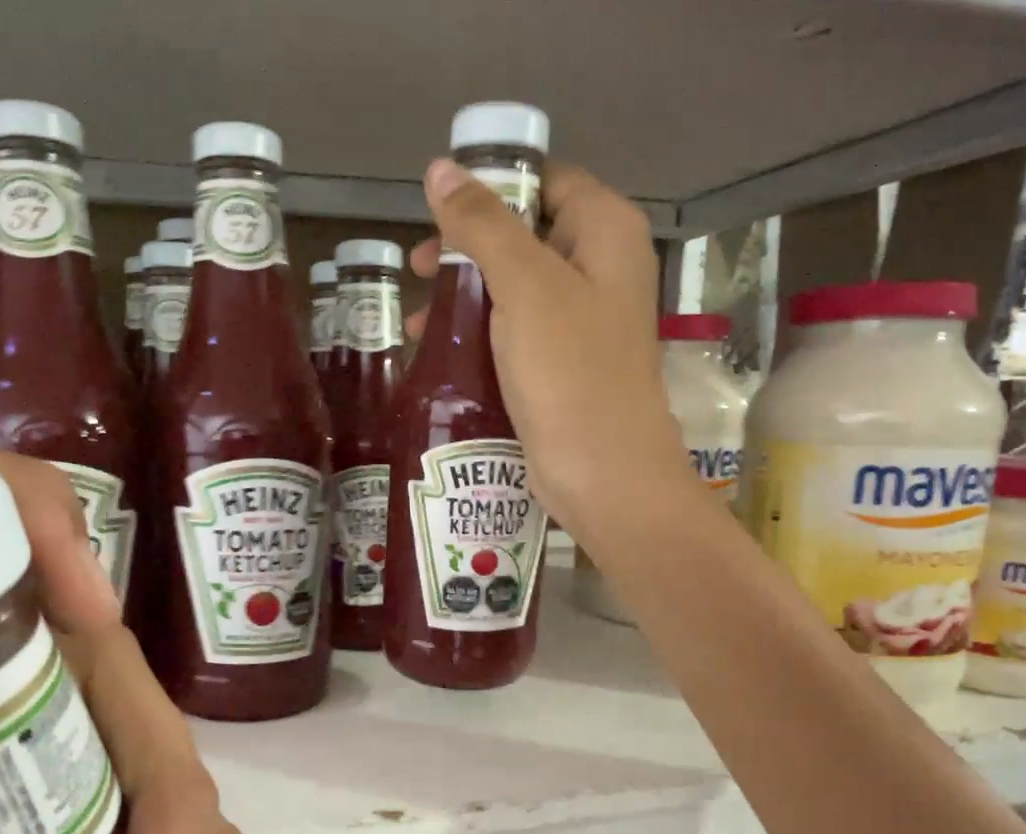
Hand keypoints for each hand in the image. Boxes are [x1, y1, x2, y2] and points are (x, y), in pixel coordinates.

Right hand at [405, 158, 701, 535]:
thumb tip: (441, 169)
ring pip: (515, 286)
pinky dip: (479, 333)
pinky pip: (516, 330)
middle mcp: (601, 267)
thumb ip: (482, 224)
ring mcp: (584, 319)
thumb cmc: (569, 370)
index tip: (438, 209)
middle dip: (467, 248)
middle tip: (420, 268)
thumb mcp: (523, 286)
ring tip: (419, 322)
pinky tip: (440, 352)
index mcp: (606, 231)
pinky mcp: (564, 363)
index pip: (546, 180)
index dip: (493, 186)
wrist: (603, 472)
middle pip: (526, 233)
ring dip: (465, 296)